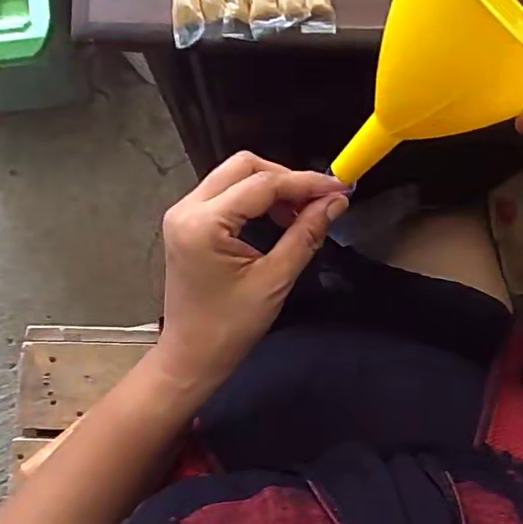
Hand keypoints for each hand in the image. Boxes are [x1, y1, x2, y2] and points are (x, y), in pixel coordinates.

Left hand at [154, 152, 348, 386]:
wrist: (192, 357)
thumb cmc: (230, 327)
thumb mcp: (275, 280)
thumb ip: (305, 234)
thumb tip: (334, 202)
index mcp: (203, 224)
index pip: (262, 184)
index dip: (305, 182)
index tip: (339, 187)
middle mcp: (186, 209)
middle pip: (244, 167)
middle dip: (286, 179)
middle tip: (319, 201)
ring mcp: (183, 214)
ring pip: (234, 176)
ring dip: (271, 187)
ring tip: (301, 214)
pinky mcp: (187, 224)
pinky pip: (225, 194)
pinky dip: (255, 199)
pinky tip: (278, 218)